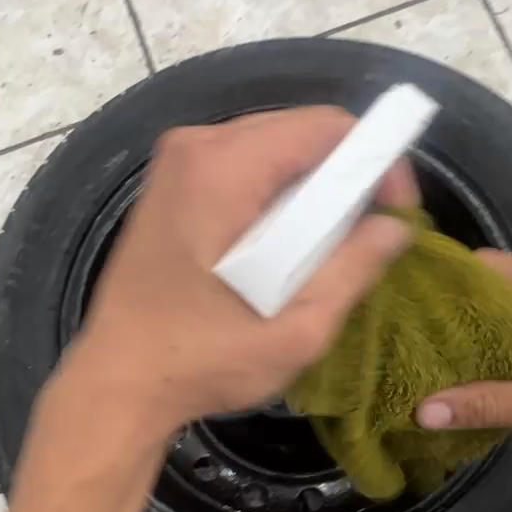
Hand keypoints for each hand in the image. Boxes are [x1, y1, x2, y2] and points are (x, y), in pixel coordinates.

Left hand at [65, 106, 417, 434]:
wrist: (116, 384)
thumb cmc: (201, 361)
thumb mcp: (294, 327)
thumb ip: (352, 268)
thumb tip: (394, 228)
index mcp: (222, 168)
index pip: (326, 127)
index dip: (377, 162)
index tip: (396, 215)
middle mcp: (194, 148)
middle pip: (299, 135)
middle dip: (345, 182)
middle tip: (363, 241)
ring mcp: (176, 167)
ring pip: (273, 154)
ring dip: (311, 197)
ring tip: (324, 255)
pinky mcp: (170, 190)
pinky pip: (243, 173)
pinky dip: (276, 203)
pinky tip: (280, 254)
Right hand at [415, 251, 511, 477]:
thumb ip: (487, 404)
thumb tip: (420, 410)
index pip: (489, 267)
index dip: (445, 284)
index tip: (403, 310)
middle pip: (503, 290)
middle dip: (459, 316)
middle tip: (413, 346)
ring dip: (486, 339)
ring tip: (440, 366)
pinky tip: (490, 379)